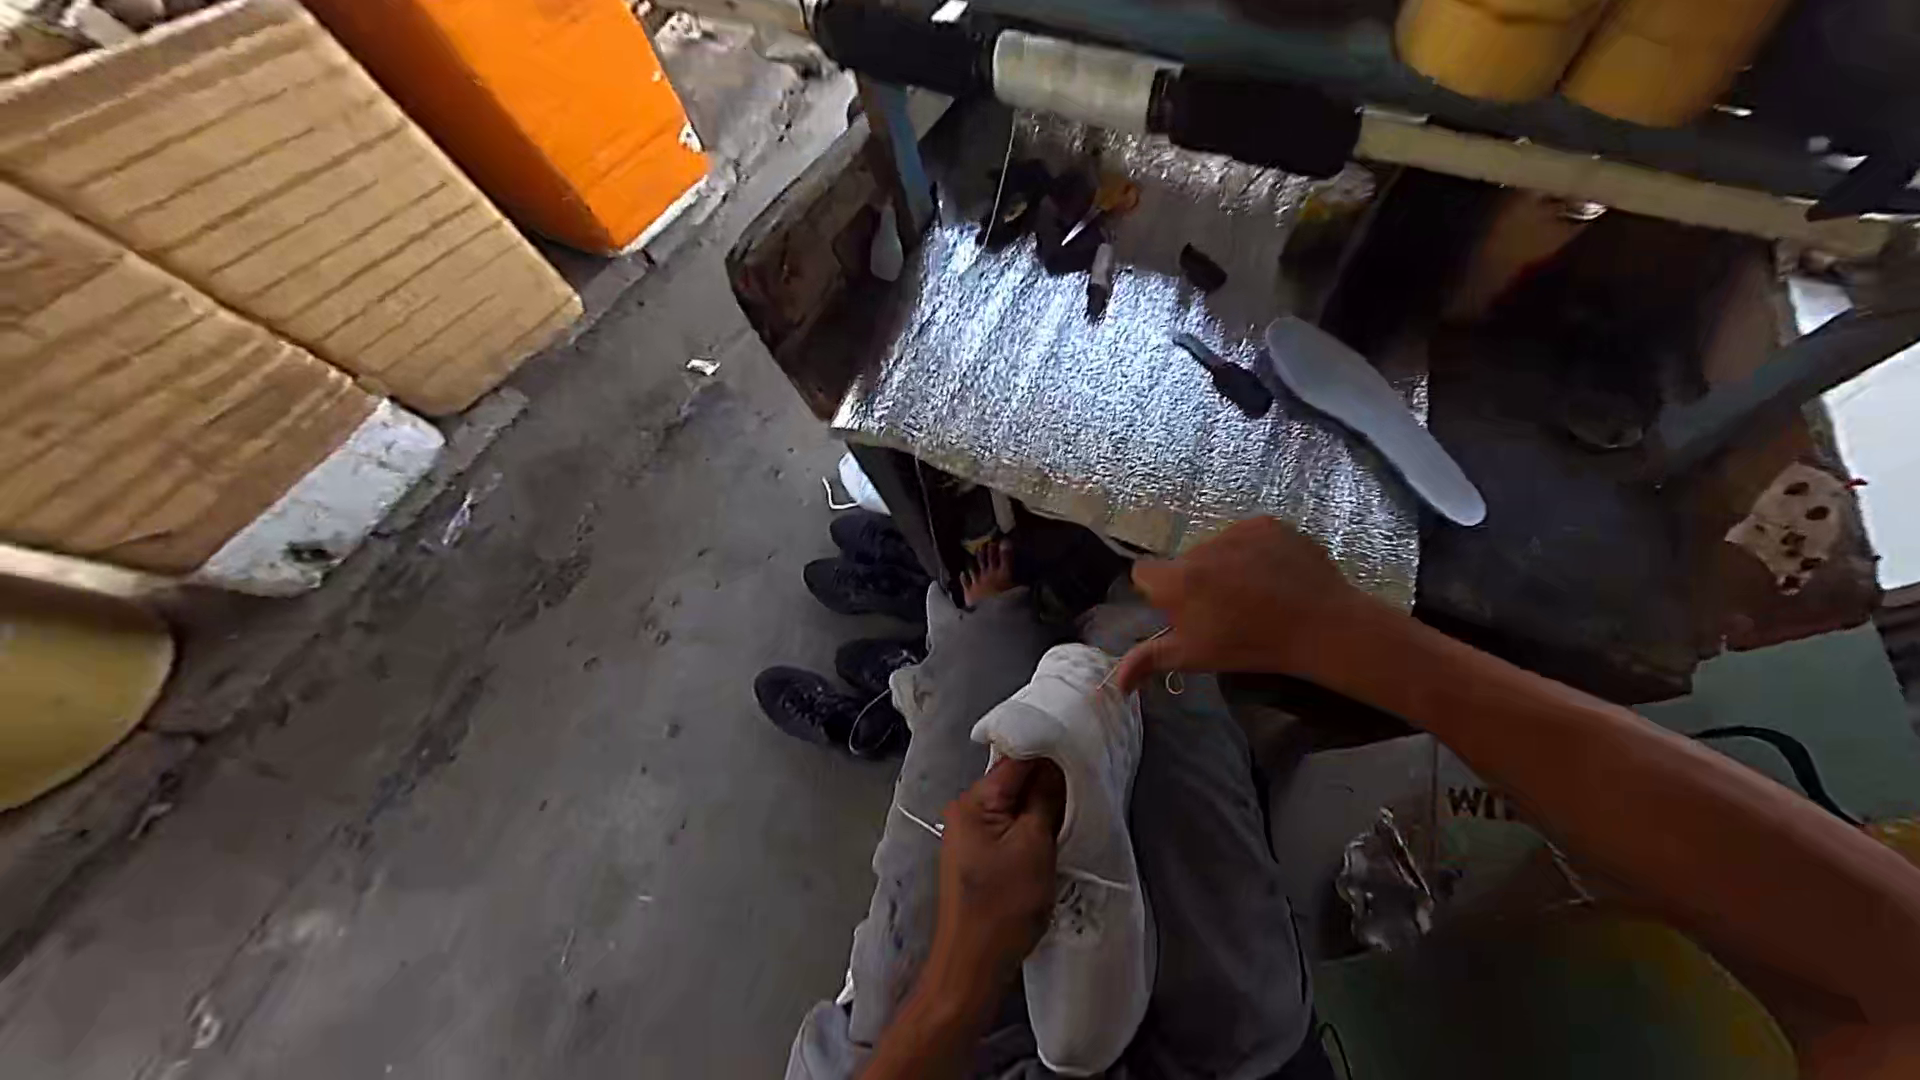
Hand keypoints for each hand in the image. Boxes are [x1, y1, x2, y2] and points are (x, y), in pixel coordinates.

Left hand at [922, 757, 1065, 1013]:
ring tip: (1073, 805)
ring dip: (1040, 804)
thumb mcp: (1034, 846)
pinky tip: (1052, 829)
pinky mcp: (978, 852)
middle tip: (1084, 781)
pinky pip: (1009, 824)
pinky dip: (1030, 824)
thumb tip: (1056, 766)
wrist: (972, 965)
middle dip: (1047, 780)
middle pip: (1013, 779)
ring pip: (1013, 803)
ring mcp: (970, 831)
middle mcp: (966, 808)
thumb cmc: (1003, 905)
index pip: (1015, 759)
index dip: (1048, 752)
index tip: (1079, 748)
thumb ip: (1045, 799)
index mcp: (973, 800)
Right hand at [1114, 516, 1378, 692]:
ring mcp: (1234, 532)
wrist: (1322, 627)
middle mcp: (1200, 548)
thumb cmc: (1250, 645)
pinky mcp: (1265, 524)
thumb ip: (1149, 660)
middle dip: (1195, 580)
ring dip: (1224, 565)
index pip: (1144, 572)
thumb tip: (1115, 682)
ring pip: (1214, 548)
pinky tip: (1272, 573)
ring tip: (1255, 592)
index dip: (1159, 591)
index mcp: (1177, 580)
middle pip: (1183, 562)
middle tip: (1224, 608)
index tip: (1183, 609)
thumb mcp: (1194, 656)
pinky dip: (1253, 550)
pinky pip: (1245, 535)